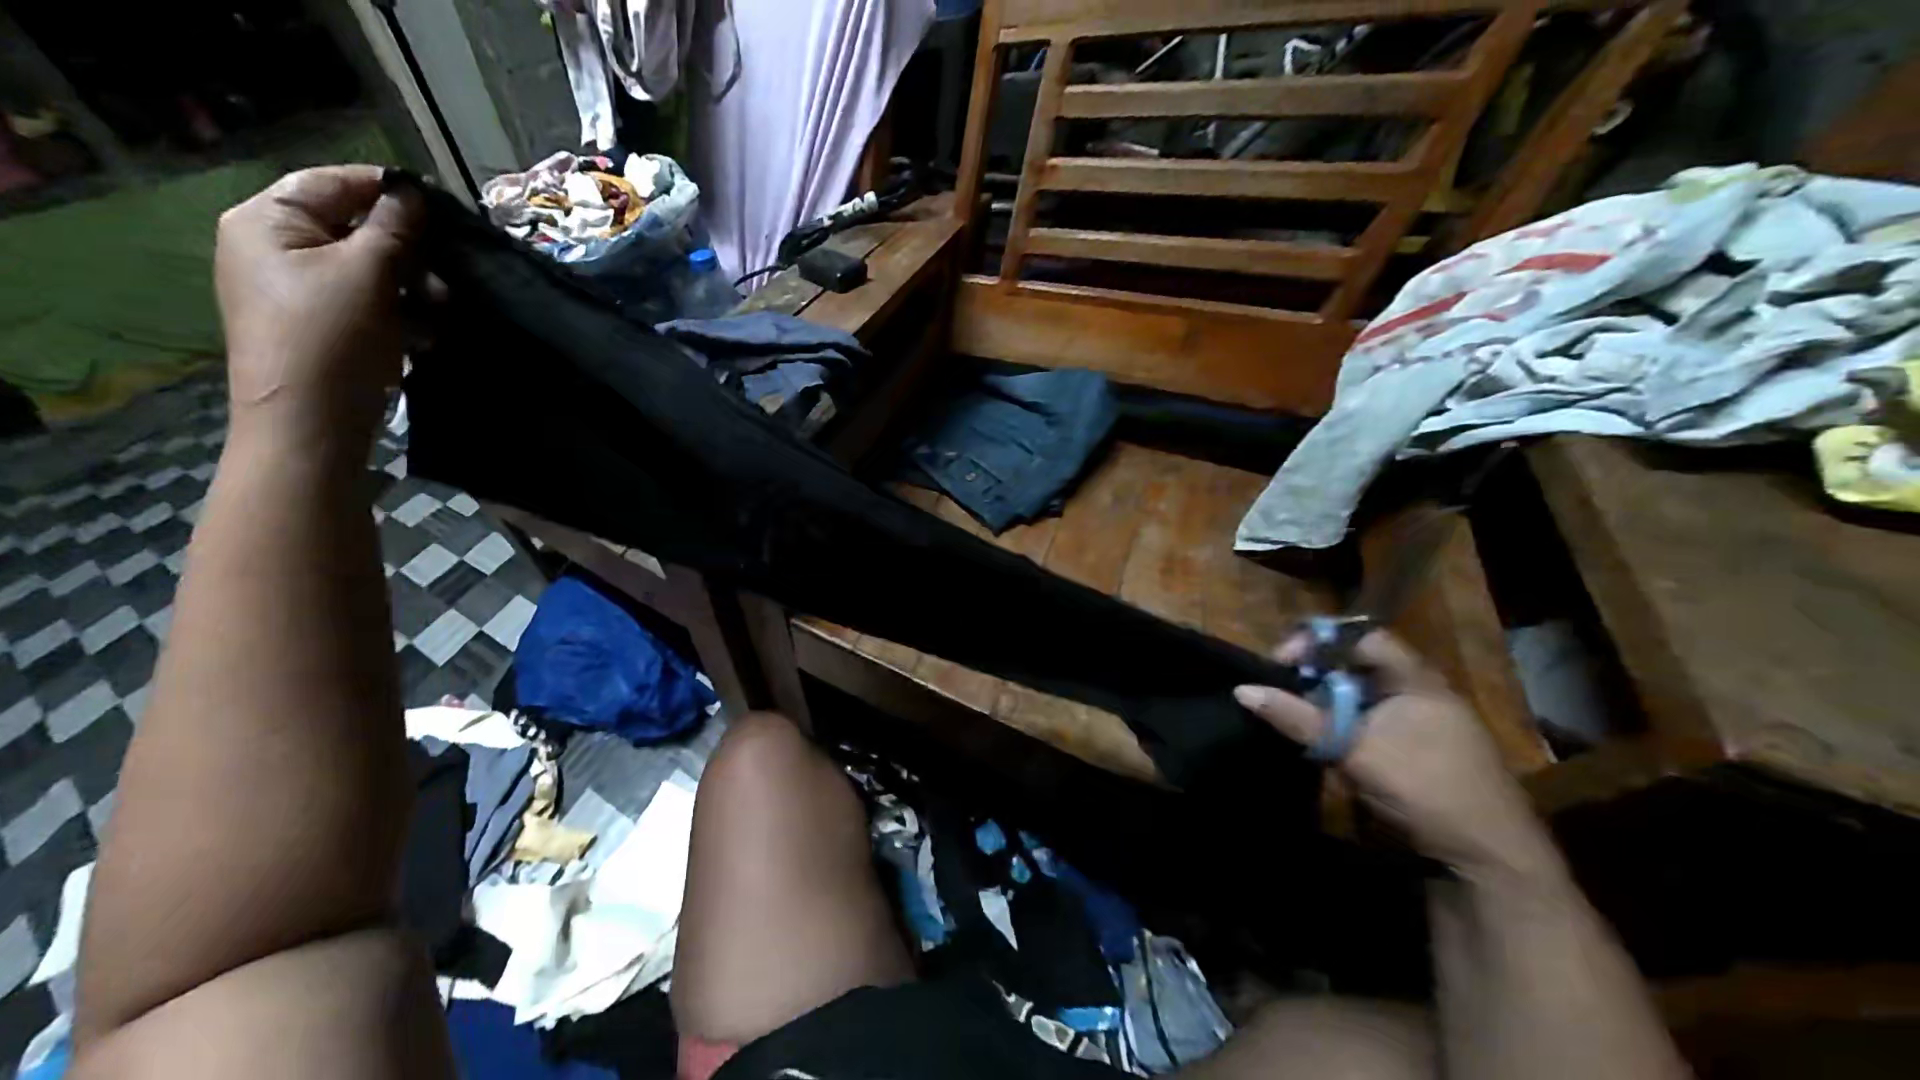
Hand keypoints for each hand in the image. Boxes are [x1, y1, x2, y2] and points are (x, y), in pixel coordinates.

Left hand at [214, 164, 421, 448]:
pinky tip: (428, 332)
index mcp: (268, 221)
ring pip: (371, 269)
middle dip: (409, 250)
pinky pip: (370, 302)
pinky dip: (402, 311)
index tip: (444, 208)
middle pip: (355, 228)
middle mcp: (276, 248)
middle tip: (450, 270)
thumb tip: (414, 194)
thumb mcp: (368, 273)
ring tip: (444, 309)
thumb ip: (393, 228)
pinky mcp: (325, 325)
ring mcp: (299, 289)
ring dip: (414, 286)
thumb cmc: (331, 336)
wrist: (311, 421)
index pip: (333, 183)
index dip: (388, 191)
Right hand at [1235, 631, 1553, 877]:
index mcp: (1416, 680)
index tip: (1283, 660)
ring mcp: (1420, 723)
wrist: (1489, 859)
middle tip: (1281, 688)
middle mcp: (1420, 693)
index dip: (1318, 640)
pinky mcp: (1416, 751)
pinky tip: (1320, 739)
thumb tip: (1242, 690)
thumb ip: (1297, 719)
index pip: (1359, 637)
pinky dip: (1341, 724)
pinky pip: (1369, 721)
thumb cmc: (1426, 789)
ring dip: (1325, 701)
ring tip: (1293, 715)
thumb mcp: (1354, 751)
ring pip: (1361, 695)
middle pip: (1357, 665)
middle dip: (1315, 672)